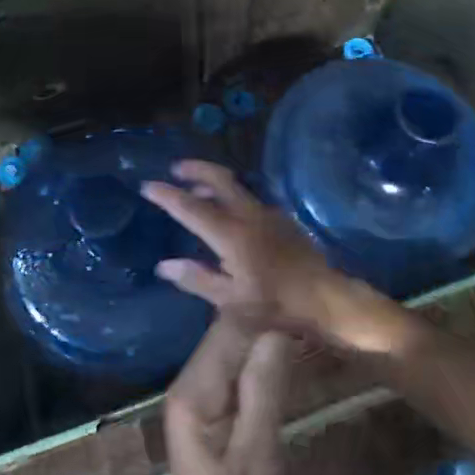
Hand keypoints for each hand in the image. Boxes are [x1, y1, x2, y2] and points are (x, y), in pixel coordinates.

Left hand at [56, 317, 288, 474]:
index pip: (229, 330)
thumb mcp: (256, 454)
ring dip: (264, 334)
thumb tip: (278, 335)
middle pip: (227, 331)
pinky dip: (259, 353)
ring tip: (304, 327)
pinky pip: (233, 361)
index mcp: (195, 390)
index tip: (303, 306)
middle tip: (310, 315)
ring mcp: (195, 387)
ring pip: (231, 343)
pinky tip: (286, 353)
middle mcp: (189, 379)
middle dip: (266, 320)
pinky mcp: (207, 397)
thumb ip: (264, 392)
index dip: (265, 313)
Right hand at [143, 161, 414, 355]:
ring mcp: (269, 213)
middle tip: (175, 170)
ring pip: (236, 186)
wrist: (327, 298)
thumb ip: (196, 279)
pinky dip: (231, 196)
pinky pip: (249, 199)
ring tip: (195, 191)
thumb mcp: (231, 302)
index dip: (167, 195)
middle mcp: (249, 215)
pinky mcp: (282, 218)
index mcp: (232, 235)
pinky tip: (226, 214)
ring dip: (212, 182)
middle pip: (219, 179)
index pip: (191, 208)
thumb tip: (164, 265)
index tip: (147, 186)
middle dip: (194, 169)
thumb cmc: (277, 305)